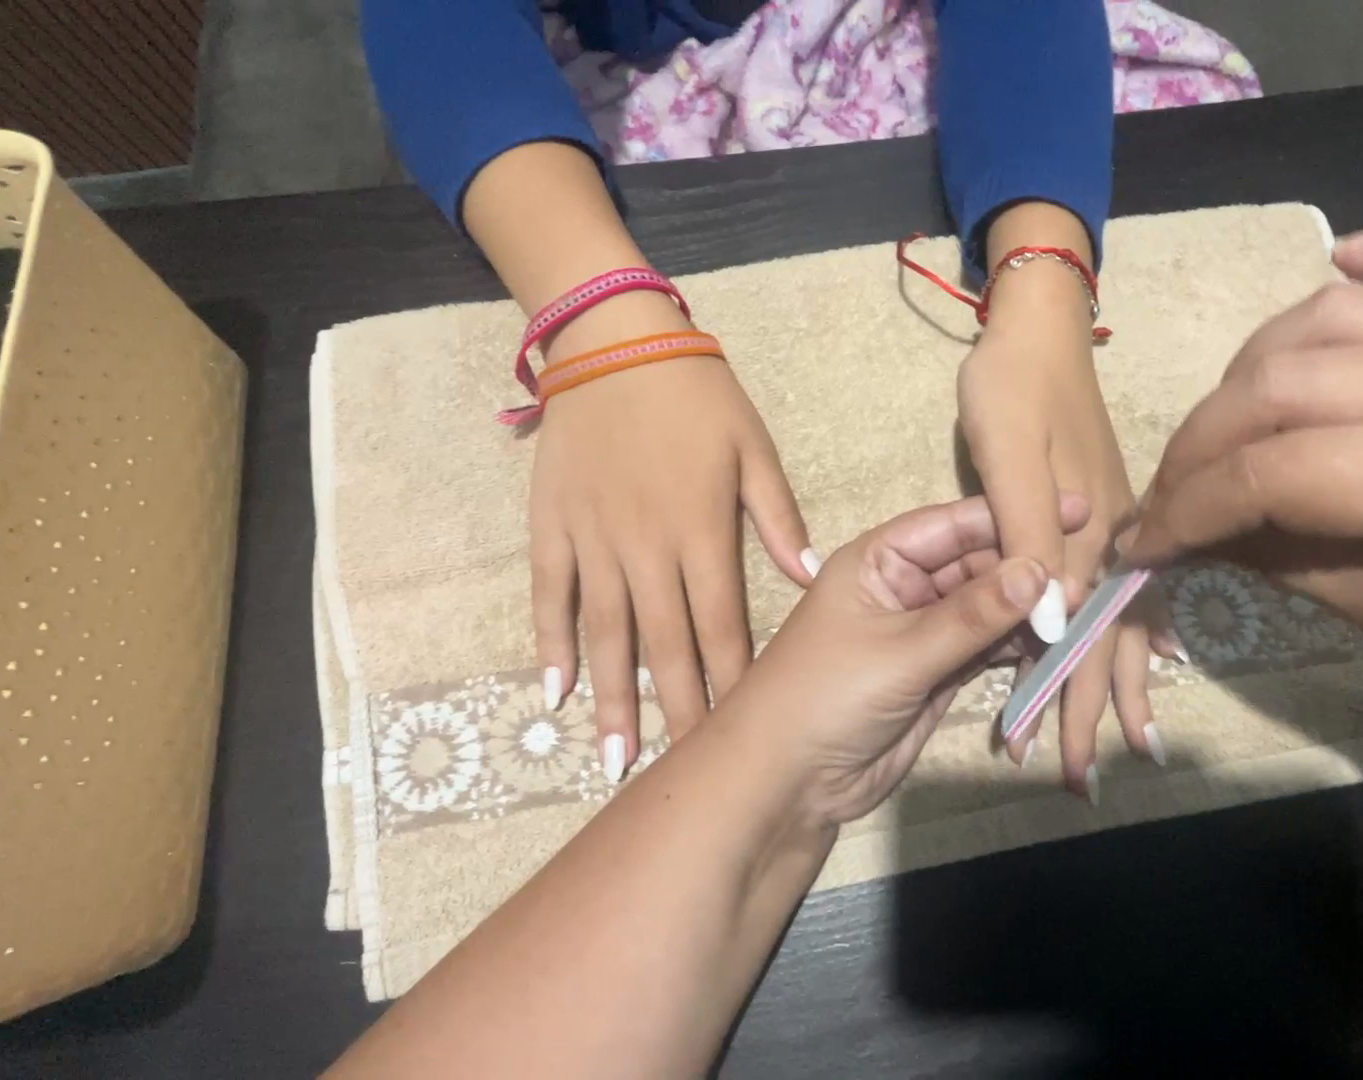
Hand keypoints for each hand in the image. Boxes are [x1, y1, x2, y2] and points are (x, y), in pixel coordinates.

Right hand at [532, 355, 815, 776]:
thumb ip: (778, 517)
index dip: (731, 682)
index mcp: (702, 532)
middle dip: (676, 710)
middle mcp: (647, 549)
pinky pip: (550, 595)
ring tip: (615, 758)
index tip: (739, 733)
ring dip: (612, 698)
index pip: (721, 625)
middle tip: (679, 772)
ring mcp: (593, 542)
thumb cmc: (698, 396)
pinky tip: (556, 691)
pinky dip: (551, 643)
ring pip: (606, 634)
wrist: (615, 343)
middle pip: (665, 645)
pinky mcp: (551, 528)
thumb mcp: (753, 449)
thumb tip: (811, 574)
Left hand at [730, 494, 1089, 824]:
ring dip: (1029, 611)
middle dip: (1028, 570)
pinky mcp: (938, 671)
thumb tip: (1040, 570)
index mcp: (881, 559)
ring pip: (988, 607)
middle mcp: (905, 586)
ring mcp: (924, 630)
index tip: (1074, 509)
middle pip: (978, 564)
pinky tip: (1055, 643)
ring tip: (1084, 609)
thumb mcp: (900, 650)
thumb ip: (972, 614)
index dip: (1012, 515)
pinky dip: (1018, 646)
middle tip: (1088, 575)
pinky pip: (987, 647)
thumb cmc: (828, 696)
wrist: (789, 782)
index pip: (955, 524)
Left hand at [958, 269, 1159, 802]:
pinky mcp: (1087, 519)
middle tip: (1090, 775)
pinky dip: (1111, 637)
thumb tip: (1058, 624)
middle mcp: (1093, 539)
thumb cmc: (1006, 389)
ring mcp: (1093, 531)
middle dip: (1090, 703)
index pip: (1074, 627)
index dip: (1067, 690)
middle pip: (1095, 635)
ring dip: (1106, 680)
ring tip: (1127, 739)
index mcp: (1073, 531)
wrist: (1035, 327)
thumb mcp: (1004, 459)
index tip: (1071, 755)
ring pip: (1101, 621)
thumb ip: (1028, 538)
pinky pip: (1100, 593)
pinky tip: (1139, 663)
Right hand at [1123, 246, 1362, 739]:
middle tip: (1167, 500)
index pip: (1270, 470)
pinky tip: (1351, 255)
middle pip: (1279, 385)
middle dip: (1197, 448)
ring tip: (1227, 432)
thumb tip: (1181, 530)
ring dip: (1249, 373)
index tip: (1138, 546)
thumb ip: (1267, 552)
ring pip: (1325, 318)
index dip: (1186, 509)